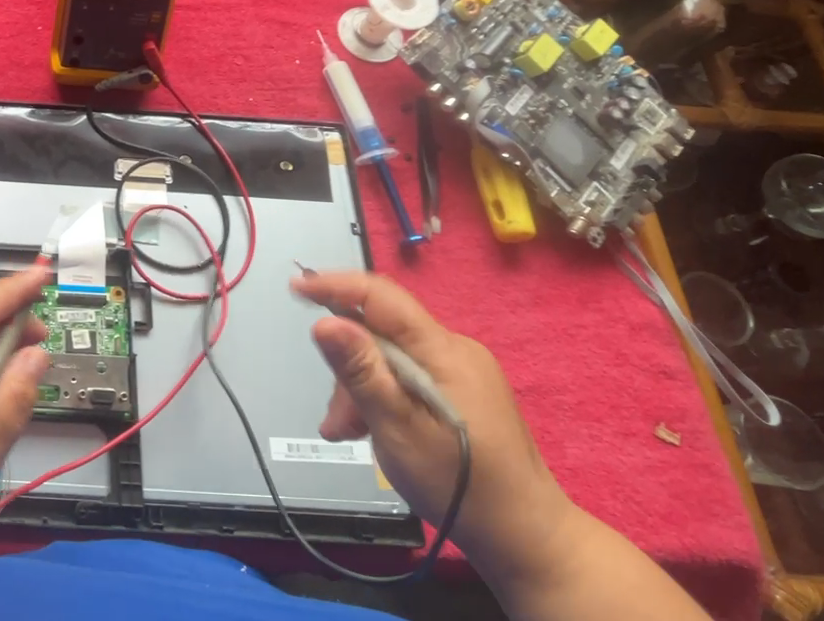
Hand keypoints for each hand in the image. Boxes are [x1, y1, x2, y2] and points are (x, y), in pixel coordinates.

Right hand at [291, 270, 573, 575]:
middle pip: (381, 334)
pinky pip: (406, 377)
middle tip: (334, 418)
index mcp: (443, 351)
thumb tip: (324, 323)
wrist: (527, 536)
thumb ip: (361, 373)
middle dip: (347, 365)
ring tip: (349, 433)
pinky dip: (381, 397)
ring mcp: (460, 371)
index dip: (335, 286)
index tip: (296, 286)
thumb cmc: (461, 485)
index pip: (381, 297)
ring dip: (360, 389)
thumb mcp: (398, 428)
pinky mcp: (461, 391)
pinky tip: (370, 430)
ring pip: (390, 359)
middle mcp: (454, 350)